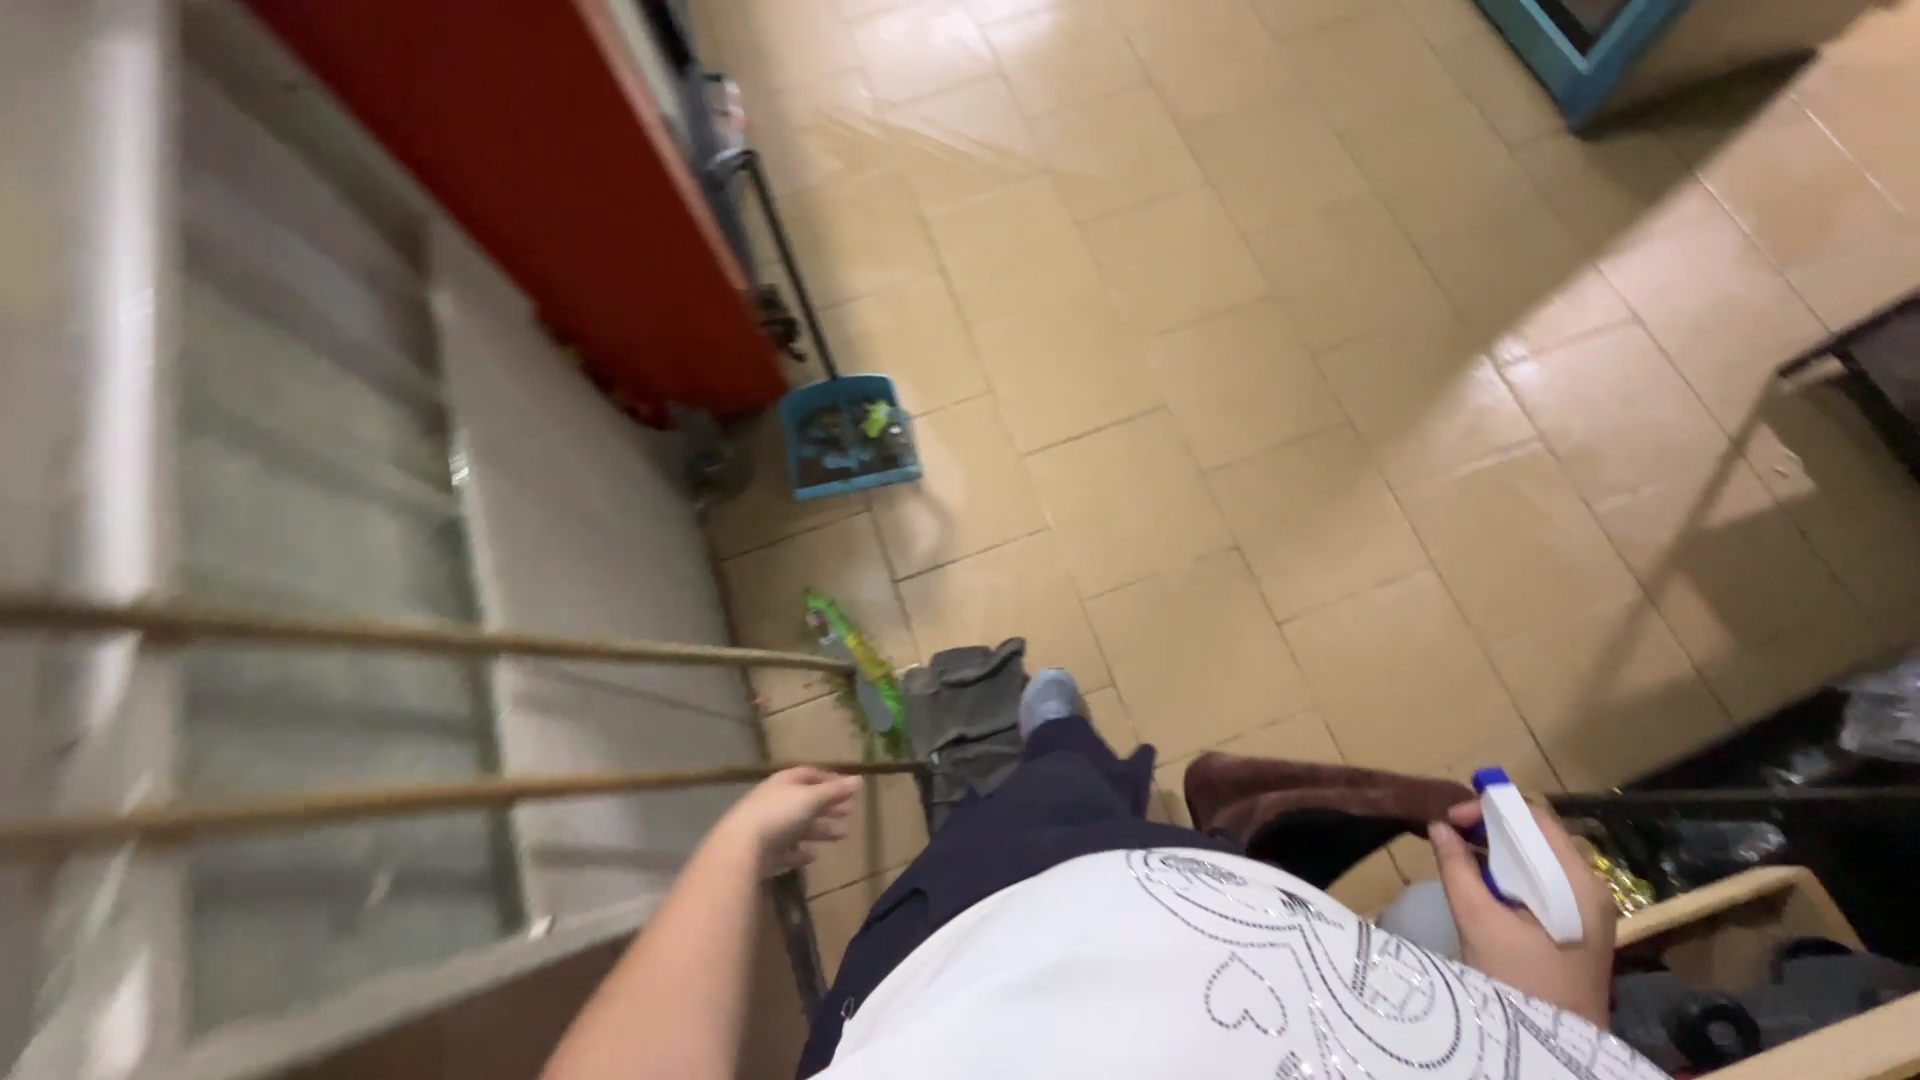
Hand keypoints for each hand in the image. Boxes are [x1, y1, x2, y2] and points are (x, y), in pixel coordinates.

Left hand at [716, 768, 862, 877]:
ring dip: (821, 829)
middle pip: (806, 801)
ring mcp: (768, 827)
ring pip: (799, 826)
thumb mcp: (811, 798)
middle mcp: (775, 801)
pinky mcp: (765, 852)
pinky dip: (801, 851)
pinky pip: (787, 850)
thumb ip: (835, 791)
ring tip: (842, 835)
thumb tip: (860, 779)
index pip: (809, 775)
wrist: (741, 848)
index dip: (830, 780)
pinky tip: (813, 855)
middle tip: (850, 812)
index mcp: (784, 783)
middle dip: (828, 806)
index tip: (849, 789)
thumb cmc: (779, 814)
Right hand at [1429, 800, 1615, 1026]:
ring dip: (1496, 848)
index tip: (1449, 818)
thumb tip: (1439, 826)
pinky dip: (1509, 870)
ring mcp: (1587, 906)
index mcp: (1576, 880)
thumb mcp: (1477, 918)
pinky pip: (1541, 878)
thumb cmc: (1520, 979)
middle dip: (1489, 826)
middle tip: (1448, 833)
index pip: (1535, 818)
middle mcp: (1589, 886)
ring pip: (1537, 856)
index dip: (1489, 807)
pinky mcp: (1577, 922)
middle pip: (1537, 834)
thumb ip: (1457, 866)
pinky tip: (1482, 881)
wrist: (1559, 1042)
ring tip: (1459, 854)